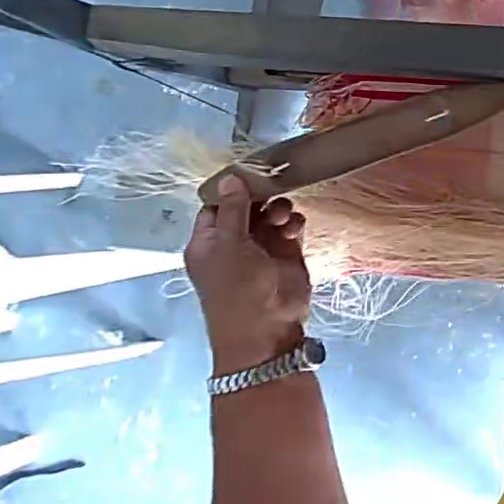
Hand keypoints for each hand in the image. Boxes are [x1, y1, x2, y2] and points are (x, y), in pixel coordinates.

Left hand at [185, 175, 310, 372]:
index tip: (249, 174)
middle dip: (260, 198)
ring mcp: (262, 248)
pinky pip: (290, 228)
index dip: (231, 190)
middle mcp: (233, 242)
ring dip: (279, 209)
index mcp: (208, 241)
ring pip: (270, 215)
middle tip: (272, 193)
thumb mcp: (228, 245)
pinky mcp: (287, 254)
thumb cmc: (238, 288)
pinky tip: (295, 228)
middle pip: (247, 207)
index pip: (216, 205)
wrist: (267, 329)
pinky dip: (294, 223)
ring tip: (284, 217)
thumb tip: (230, 177)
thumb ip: (232, 209)